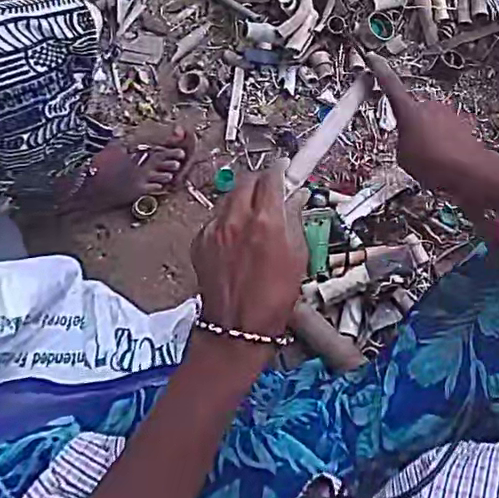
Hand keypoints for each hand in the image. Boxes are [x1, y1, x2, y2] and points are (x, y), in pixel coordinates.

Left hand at [191, 166, 304, 340]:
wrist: (237, 329)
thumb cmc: (273, 298)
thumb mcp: (299, 255)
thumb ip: (294, 219)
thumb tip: (295, 199)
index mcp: (266, 221)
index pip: (272, 176)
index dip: (280, 169)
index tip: (285, 167)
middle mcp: (237, 219)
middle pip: (247, 180)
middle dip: (260, 181)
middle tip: (271, 191)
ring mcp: (215, 230)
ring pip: (229, 197)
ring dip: (243, 198)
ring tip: (254, 215)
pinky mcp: (200, 242)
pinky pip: (216, 218)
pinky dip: (228, 220)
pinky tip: (237, 238)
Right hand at [366, 54, 498, 218]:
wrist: (469, 172)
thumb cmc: (436, 164)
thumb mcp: (403, 156)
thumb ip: (399, 141)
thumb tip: (405, 142)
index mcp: (409, 110)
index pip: (390, 85)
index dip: (380, 71)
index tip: (374, 59)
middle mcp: (429, 106)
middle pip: (412, 110)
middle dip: (411, 126)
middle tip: (411, 148)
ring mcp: (447, 113)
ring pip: (430, 121)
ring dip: (429, 136)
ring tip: (430, 159)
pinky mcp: (462, 123)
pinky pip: (446, 130)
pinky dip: (444, 141)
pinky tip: (444, 159)